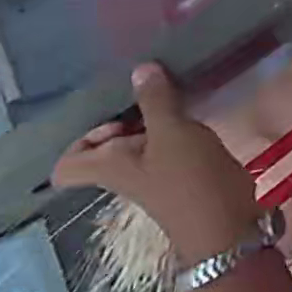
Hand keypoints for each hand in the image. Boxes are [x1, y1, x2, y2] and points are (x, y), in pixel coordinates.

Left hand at [53, 63, 261, 261]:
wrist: (225, 223)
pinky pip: (164, 144)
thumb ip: (155, 100)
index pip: (66, 165)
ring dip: (152, 119)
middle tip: (150, 97)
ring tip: (175, 96)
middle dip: (124, 116)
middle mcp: (123, 171)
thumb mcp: (172, 131)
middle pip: (105, 145)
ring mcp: (151, 173)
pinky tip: (193, 112)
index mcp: (108, 167)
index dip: (82, 139)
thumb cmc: (189, 178)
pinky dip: (173, 128)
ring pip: (137, 142)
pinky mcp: (178, 172)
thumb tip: (140, 68)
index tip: (116, 117)